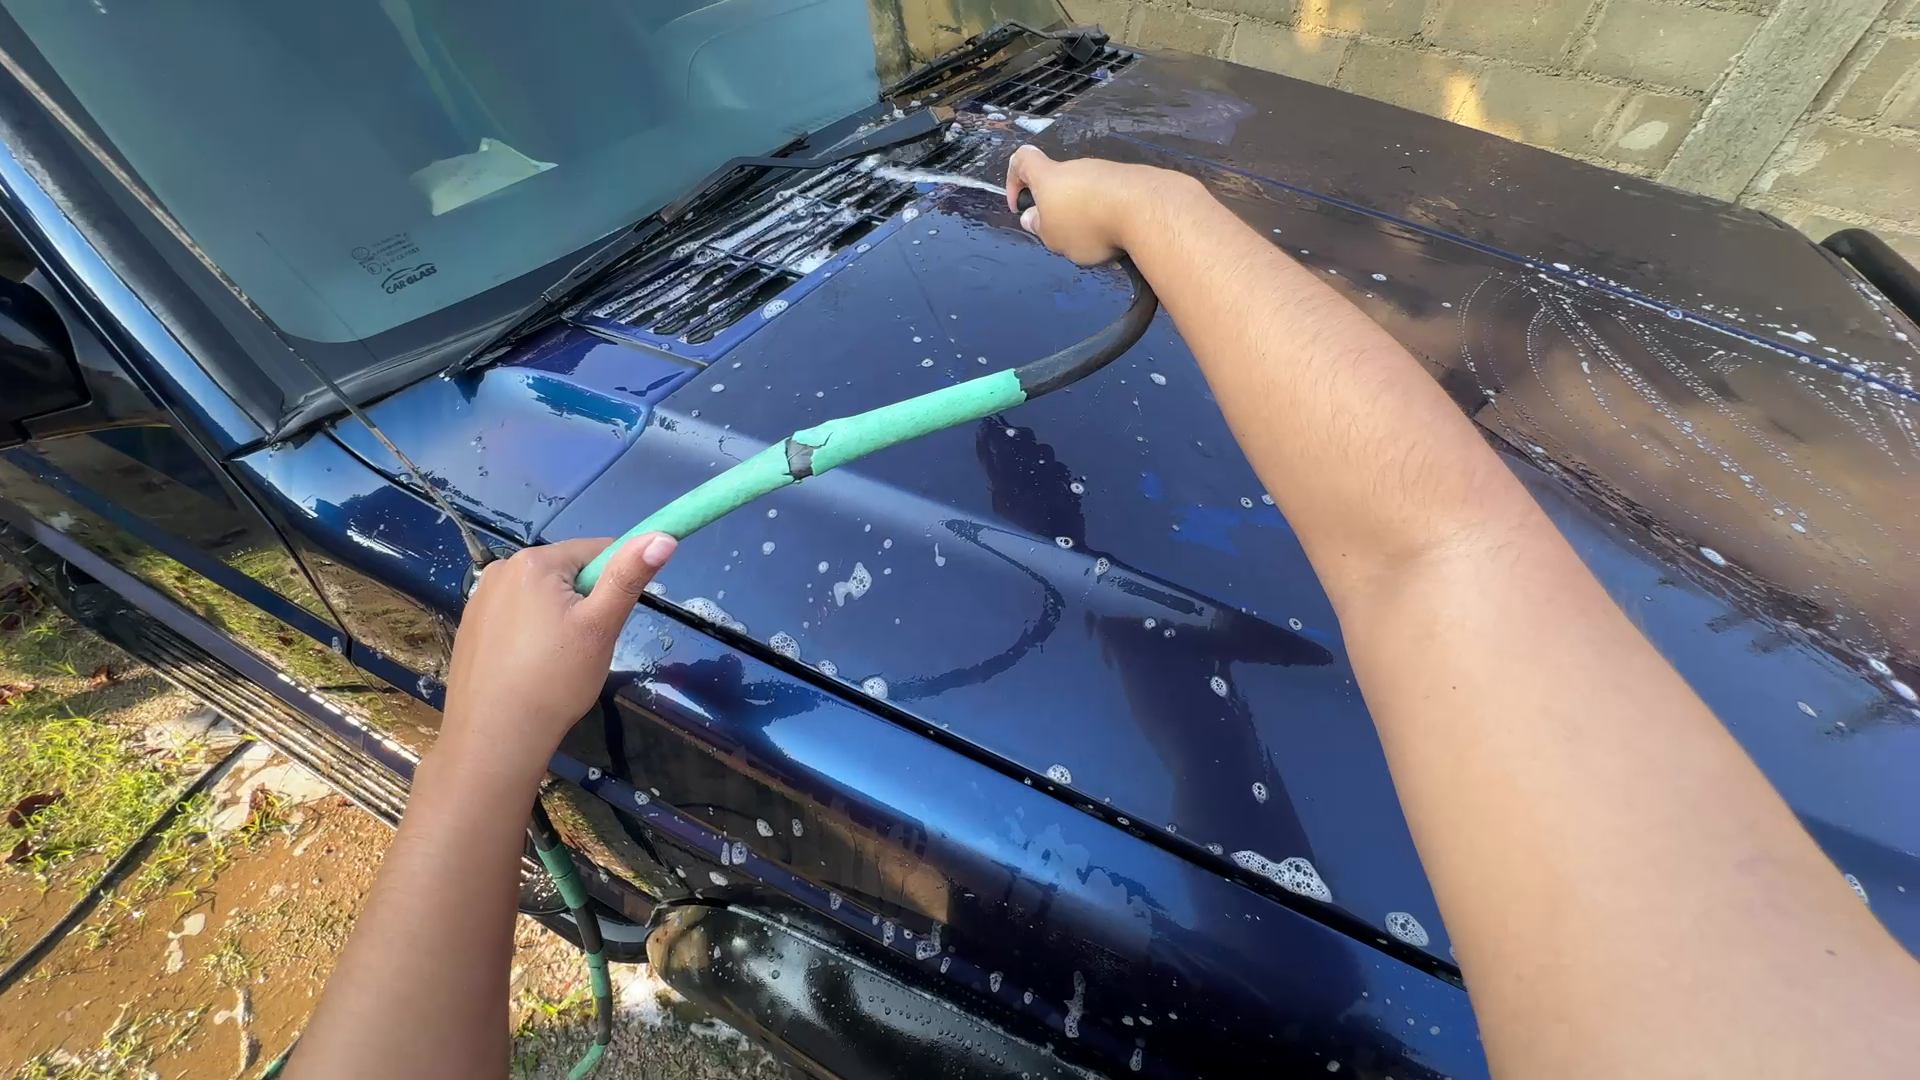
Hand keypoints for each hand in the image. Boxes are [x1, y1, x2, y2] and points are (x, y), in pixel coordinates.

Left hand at [436, 534, 675, 785]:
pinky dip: (536, 632)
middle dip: (589, 602)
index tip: (612, 620)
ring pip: (546, 595)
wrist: (495, 738)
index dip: (616, 583)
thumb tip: (663, 536)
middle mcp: (502, 569)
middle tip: (589, 644)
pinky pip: (520, 614)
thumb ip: (630, 575)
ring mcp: (481, 598)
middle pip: (570, 572)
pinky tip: (535, 665)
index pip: (598, 550)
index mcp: (535, 562)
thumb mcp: (602, 625)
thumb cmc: (556, 678)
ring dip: (563, 617)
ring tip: (562, 658)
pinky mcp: (472, 626)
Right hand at [1004, 146, 1197, 264]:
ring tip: (1093, 242)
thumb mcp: (1053, 237)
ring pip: (1083, 193)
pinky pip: (1107, 198)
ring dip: (1082, 216)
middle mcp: (1075, 167)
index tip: (1019, 206)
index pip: (1022, 160)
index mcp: (1049, 177)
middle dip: (1055, 210)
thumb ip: (1039, 227)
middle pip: (1057, 183)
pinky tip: (1114, 236)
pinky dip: (1105, 216)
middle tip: (1062, 237)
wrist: (1144, 209)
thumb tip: (1031, 217)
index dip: (1013, 180)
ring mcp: (1103, 171)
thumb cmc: (1088, 224)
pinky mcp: (1127, 181)